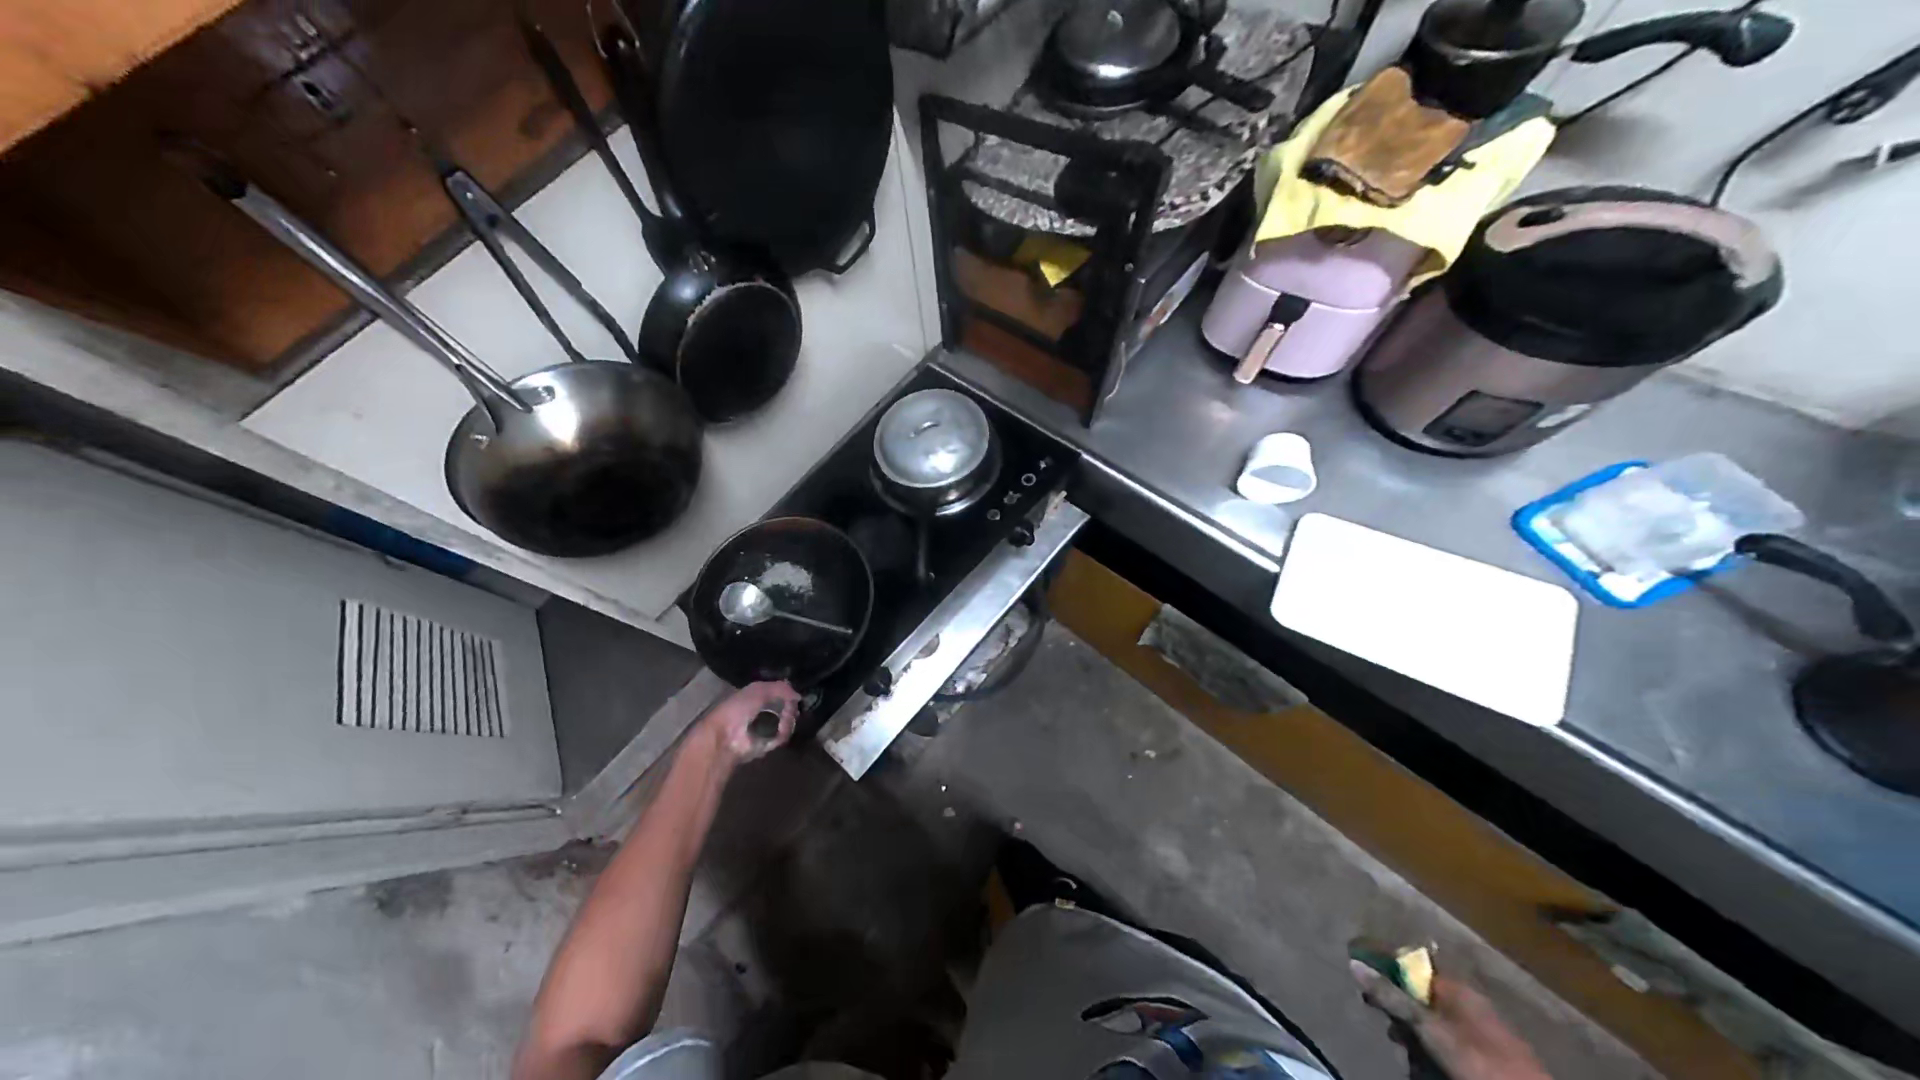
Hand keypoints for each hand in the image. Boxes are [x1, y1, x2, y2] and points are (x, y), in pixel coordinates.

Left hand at [698, 681, 798, 765]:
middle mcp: (763, 711)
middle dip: (791, 707)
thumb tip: (798, 696)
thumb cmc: (738, 708)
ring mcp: (766, 728)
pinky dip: (784, 731)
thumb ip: (781, 688)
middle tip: (789, 708)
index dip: (788, 694)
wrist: (726, 736)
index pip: (780, 693)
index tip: (794, 695)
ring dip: (789, 719)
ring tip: (783, 719)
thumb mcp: (759, 689)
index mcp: (757, 697)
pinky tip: (780, 729)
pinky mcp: (769, 743)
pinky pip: (784, 735)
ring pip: (788, 721)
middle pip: (787, 707)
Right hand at [1351, 963, 1552, 1079]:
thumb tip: (1353, 963)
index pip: (1410, 960)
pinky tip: (1423, 1056)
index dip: (1384, 963)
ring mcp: (1478, 1024)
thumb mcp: (1427, 1027)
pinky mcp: (1485, 1049)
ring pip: (1431, 1013)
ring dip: (1412, 1025)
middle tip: (1381, 1017)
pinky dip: (1429, 1040)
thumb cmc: (1477, 1059)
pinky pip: (1446, 1033)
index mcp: (1455, 985)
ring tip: (1400, 1041)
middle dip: (1396, 1001)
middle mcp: (1466, 998)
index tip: (1361, 972)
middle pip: (1419, 988)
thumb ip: (1392, 997)